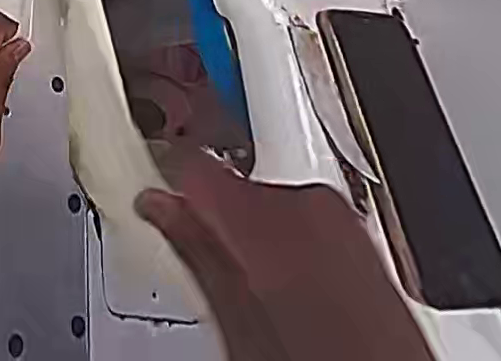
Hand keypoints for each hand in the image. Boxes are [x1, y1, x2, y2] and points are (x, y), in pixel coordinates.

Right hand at [135, 148, 435, 360]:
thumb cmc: (318, 357)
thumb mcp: (235, 324)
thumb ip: (193, 252)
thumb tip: (157, 205)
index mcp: (265, 219)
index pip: (191, 160)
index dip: (161, 165)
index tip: (145, 173)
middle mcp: (304, 200)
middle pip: (228, 179)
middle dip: (206, 207)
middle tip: (193, 248)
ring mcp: (336, 211)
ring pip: (261, 192)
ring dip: (244, 221)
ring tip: (250, 281)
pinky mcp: (356, 226)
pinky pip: (296, 207)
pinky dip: (279, 228)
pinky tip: (284, 278)